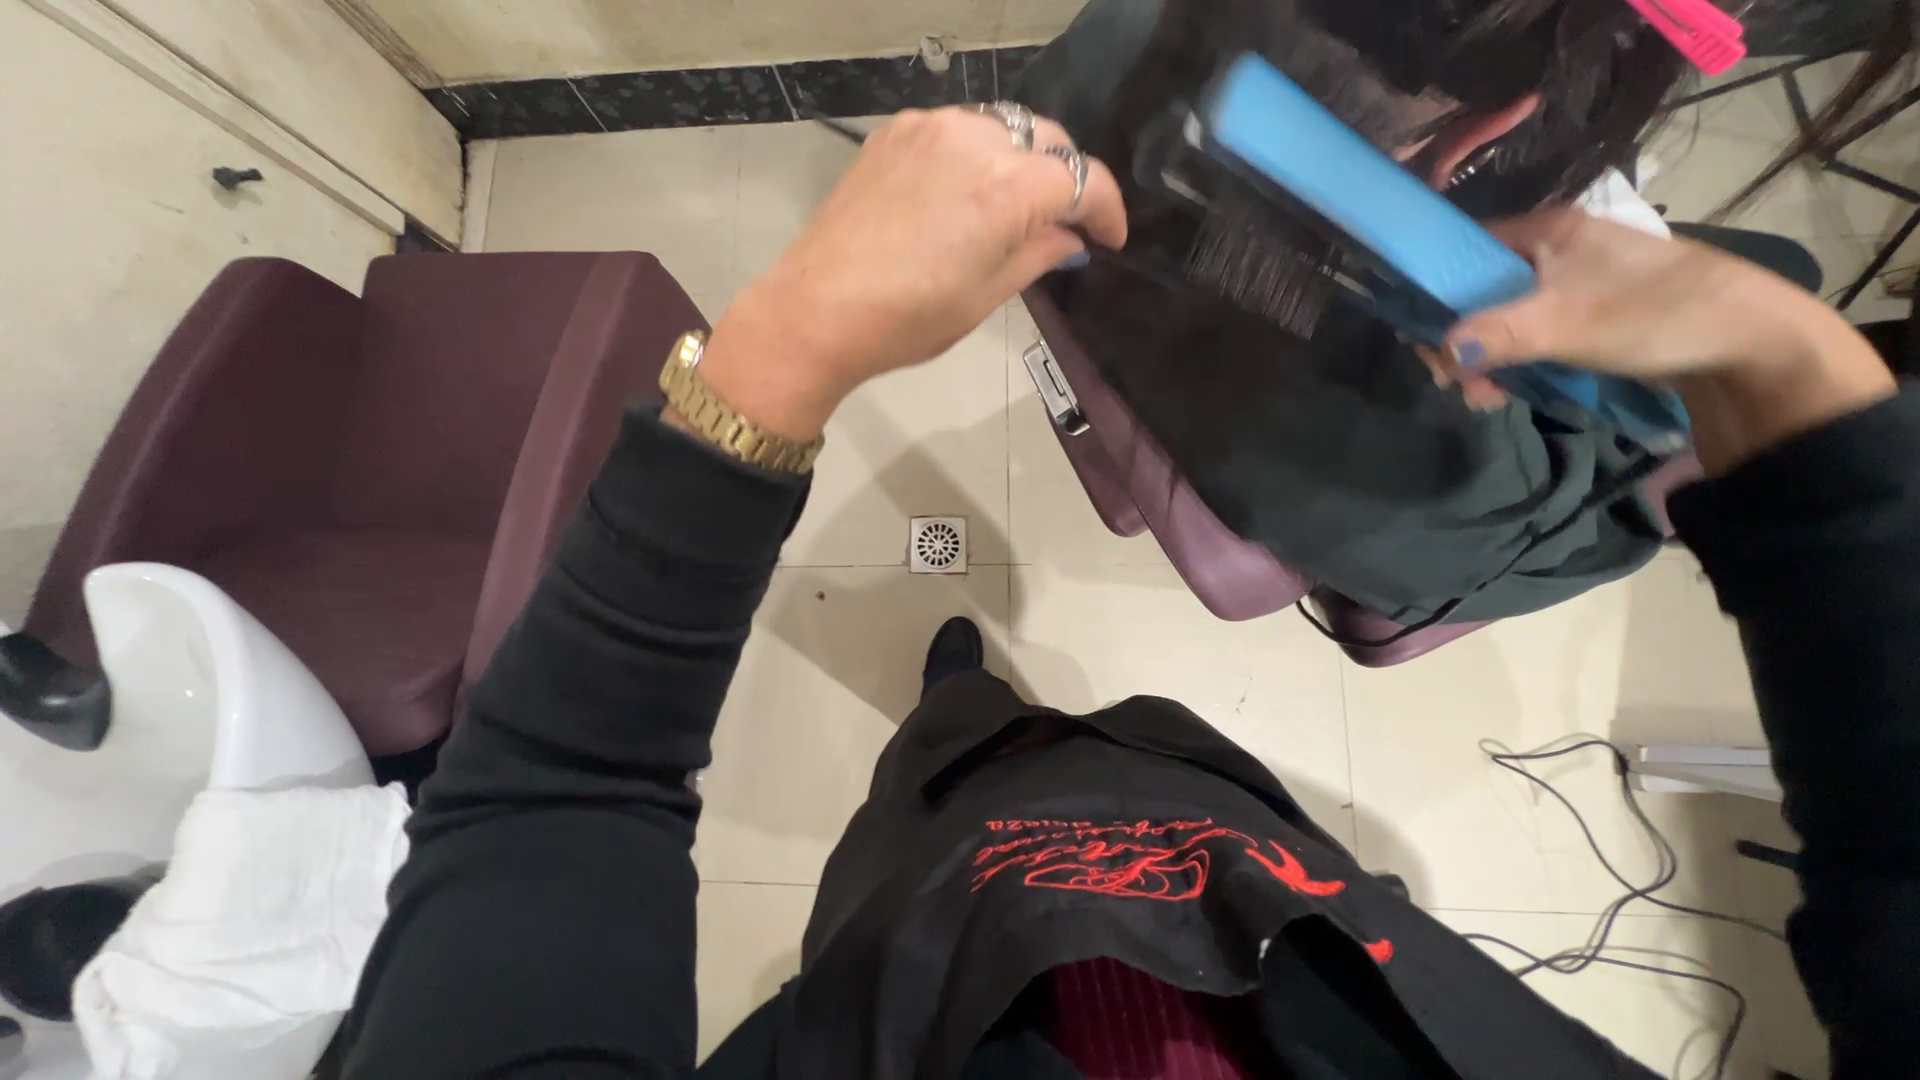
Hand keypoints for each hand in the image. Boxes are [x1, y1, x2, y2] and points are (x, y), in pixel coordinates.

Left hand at [694, 106, 1127, 438]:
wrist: (817, 310)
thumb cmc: (906, 320)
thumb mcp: (985, 297)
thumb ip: (1038, 255)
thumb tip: (1070, 238)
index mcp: (1005, 189)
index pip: (1083, 179)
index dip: (1106, 210)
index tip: (1109, 239)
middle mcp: (974, 141)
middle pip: (1047, 141)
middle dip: (1066, 180)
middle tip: (1064, 224)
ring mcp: (930, 129)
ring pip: (1003, 129)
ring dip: (1022, 162)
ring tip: (1014, 208)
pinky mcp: (896, 132)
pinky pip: (958, 132)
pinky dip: (978, 156)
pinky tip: (965, 194)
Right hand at [1430, 208, 1894, 471]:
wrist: (1748, 342)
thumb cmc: (1651, 314)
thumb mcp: (1560, 324)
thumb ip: (1491, 335)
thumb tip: (1437, 353)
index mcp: (1547, 231)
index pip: (1465, 249)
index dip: (1434, 290)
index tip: (1420, 336)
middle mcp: (1555, 249)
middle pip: (1477, 292)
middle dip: (1458, 341)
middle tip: (1454, 382)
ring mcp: (1572, 283)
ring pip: (1500, 319)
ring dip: (1482, 361)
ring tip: (1486, 397)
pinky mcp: (1587, 315)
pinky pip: (1527, 335)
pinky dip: (1510, 363)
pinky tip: (1506, 391)